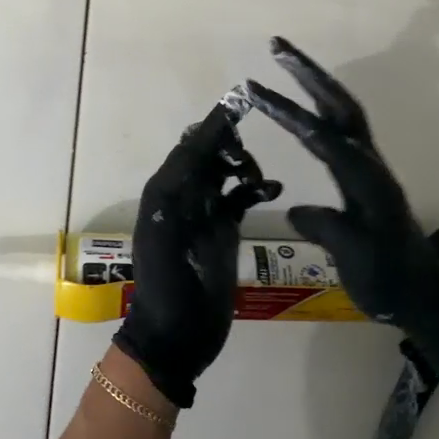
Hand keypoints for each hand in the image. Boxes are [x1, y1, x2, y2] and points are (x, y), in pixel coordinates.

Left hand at [112, 104, 281, 407]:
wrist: (175, 336)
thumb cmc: (165, 282)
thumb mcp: (165, 230)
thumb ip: (178, 185)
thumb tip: (196, 139)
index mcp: (166, 190)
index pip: (191, 145)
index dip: (213, 125)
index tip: (240, 103)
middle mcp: (186, 194)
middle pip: (209, 152)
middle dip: (230, 144)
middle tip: (247, 159)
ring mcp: (207, 211)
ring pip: (227, 171)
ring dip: (244, 165)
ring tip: (259, 178)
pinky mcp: (225, 230)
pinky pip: (242, 198)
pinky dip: (256, 189)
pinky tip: (274, 190)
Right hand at [245, 37, 438, 389]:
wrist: (421, 295)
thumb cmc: (388, 281)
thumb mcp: (357, 261)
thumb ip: (329, 230)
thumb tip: (296, 208)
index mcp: (366, 180)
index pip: (322, 137)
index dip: (288, 112)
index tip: (254, 91)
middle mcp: (369, 162)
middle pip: (339, 105)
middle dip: (309, 73)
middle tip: (277, 45)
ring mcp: (368, 163)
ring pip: (341, 110)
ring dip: (315, 81)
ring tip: (284, 58)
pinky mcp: (364, 170)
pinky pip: (339, 125)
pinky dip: (318, 103)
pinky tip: (302, 100)